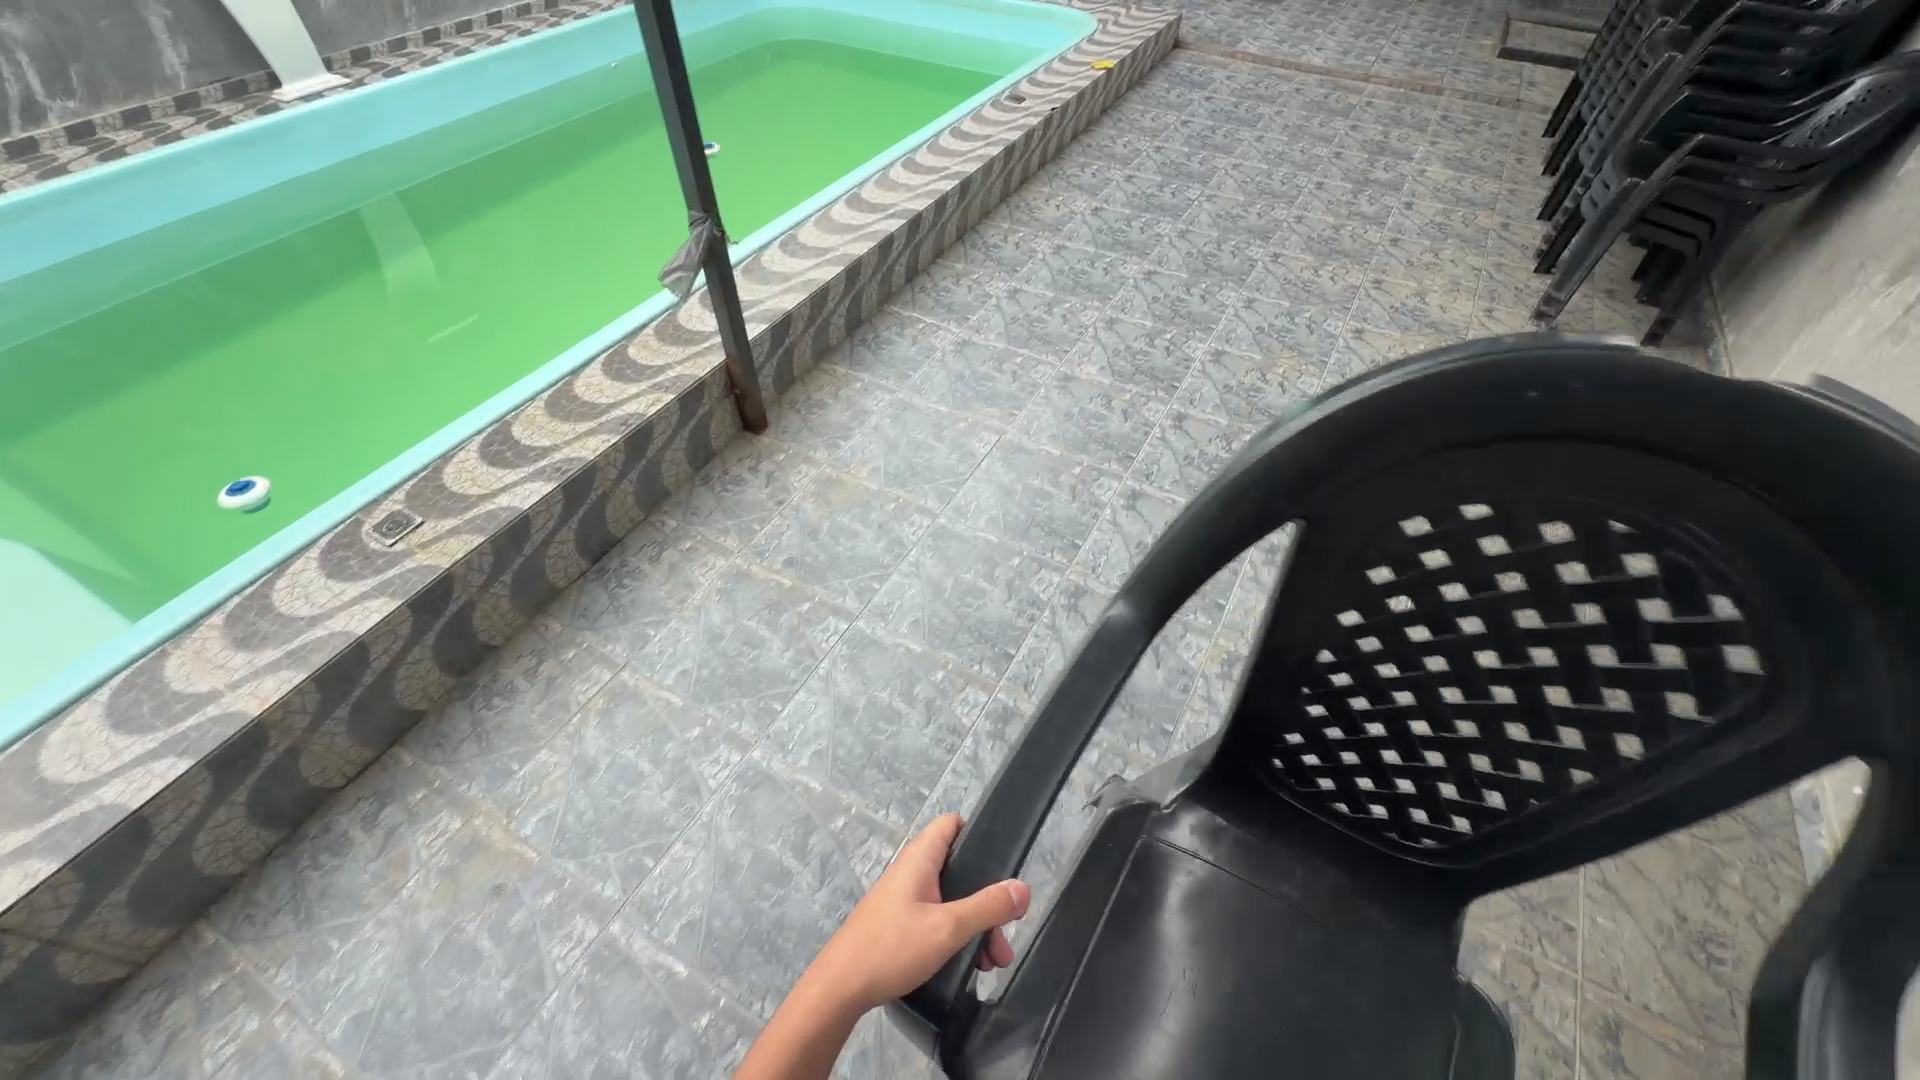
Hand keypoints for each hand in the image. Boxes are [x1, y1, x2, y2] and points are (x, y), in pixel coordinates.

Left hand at [805, 813, 1030, 1012]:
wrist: (840, 988)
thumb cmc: (892, 947)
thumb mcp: (947, 928)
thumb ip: (987, 907)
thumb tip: (1022, 889)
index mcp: (919, 859)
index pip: (951, 825)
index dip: (977, 833)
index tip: (1001, 860)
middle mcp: (911, 872)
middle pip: (959, 869)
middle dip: (986, 899)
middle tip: (1004, 934)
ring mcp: (904, 899)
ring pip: (950, 900)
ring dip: (975, 925)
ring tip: (992, 962)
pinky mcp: (899, 925)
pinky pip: (937, 920)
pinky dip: (956, 937)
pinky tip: (969, 966)